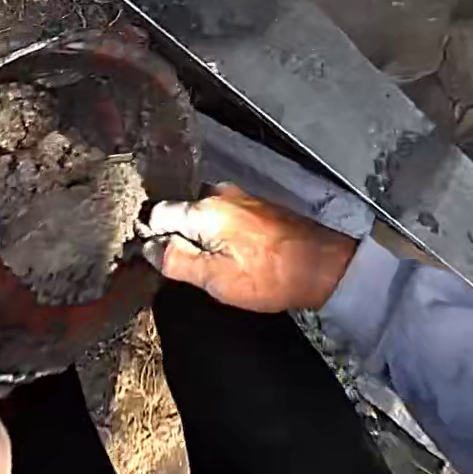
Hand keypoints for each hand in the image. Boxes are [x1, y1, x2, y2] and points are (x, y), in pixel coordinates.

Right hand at [144, 185, 357, 311]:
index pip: (158, 214)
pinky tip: (230, 255)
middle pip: (180, 213)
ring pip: (201, 215)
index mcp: (205, 209)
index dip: (150, 237)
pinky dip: (217, 234)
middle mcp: (219, 194)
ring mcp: (238, 198)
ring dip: (199, 237)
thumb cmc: (272, 275)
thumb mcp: (217, 279)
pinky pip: (221, 216)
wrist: (323, 265)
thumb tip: (149, 249)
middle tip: (187, 268)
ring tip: (211, 265)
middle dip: (176, 237)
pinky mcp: (253, 206)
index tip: (153, 258)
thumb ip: (178, 261)